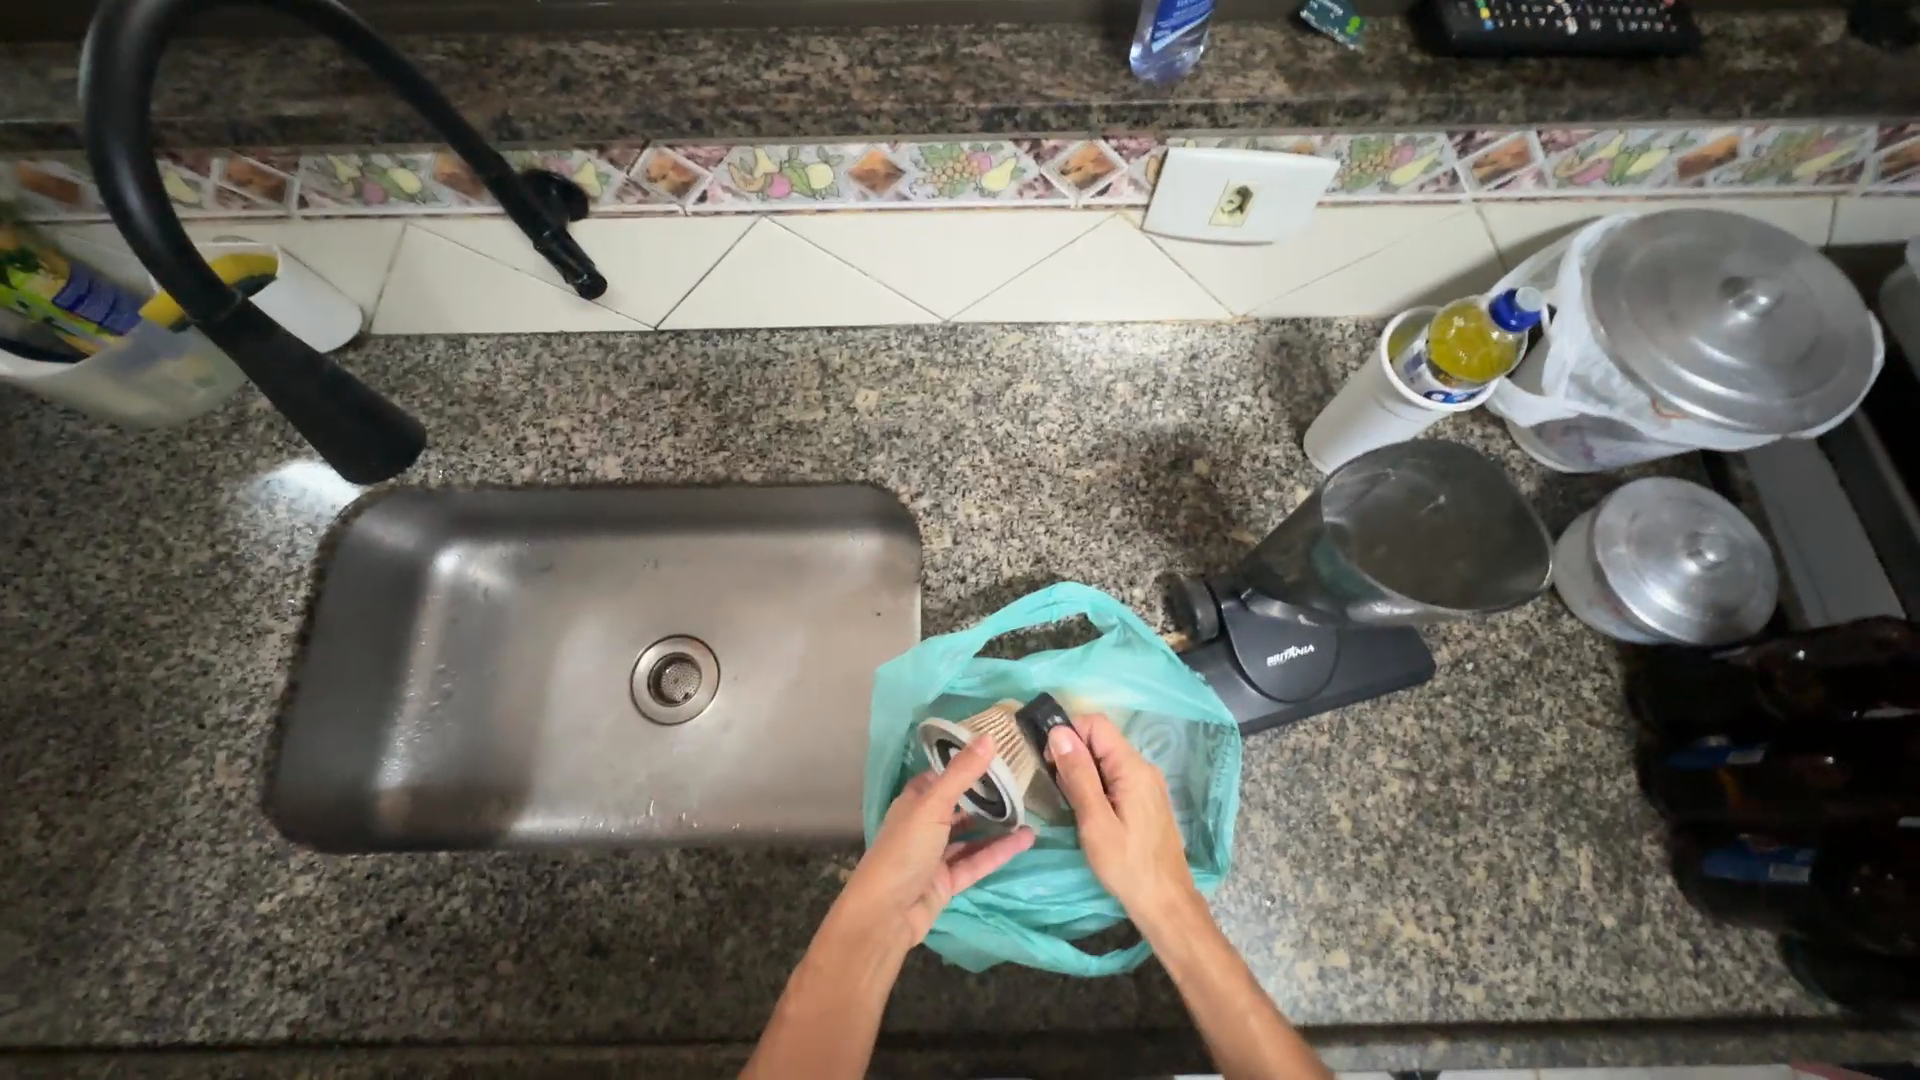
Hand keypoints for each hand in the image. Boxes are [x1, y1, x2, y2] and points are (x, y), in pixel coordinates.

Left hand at [828, 734, 1035, 956]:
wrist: (885, 915)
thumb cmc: (904, 850)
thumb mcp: (933, 805)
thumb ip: (962, 773)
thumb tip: (989, 737)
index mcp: (915, 801)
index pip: (943, 774)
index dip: (967, 762)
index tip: (999, 750)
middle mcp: (924, 824)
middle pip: (960, 804)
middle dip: (986, 795)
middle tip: (1022, 780)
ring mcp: (936, 854)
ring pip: (971, 834)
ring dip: (997, 824)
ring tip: (1030, 810)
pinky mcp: (948, 881)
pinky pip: (978, 861)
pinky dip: (1000, 851)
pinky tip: (1026, 840)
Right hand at [1046, 714, 1201, 924]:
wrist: (1166, 903)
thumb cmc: (1127, 865)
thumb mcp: (1095, 821)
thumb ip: (1078, 774)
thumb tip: (1059, 733)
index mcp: (1132, 767)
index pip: (1096, 723)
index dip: (1068, 734)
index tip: (1049, 761)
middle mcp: (1143, 767)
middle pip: (1100, 739)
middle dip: (1073, 754)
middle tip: (1059, 789)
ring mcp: (1146, 783)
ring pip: (1105, 758)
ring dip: (1082, 771)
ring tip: (1072, 804)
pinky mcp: (1145, 798)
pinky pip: (1114, 776)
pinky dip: (1095, 784)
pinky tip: (1088, 811)